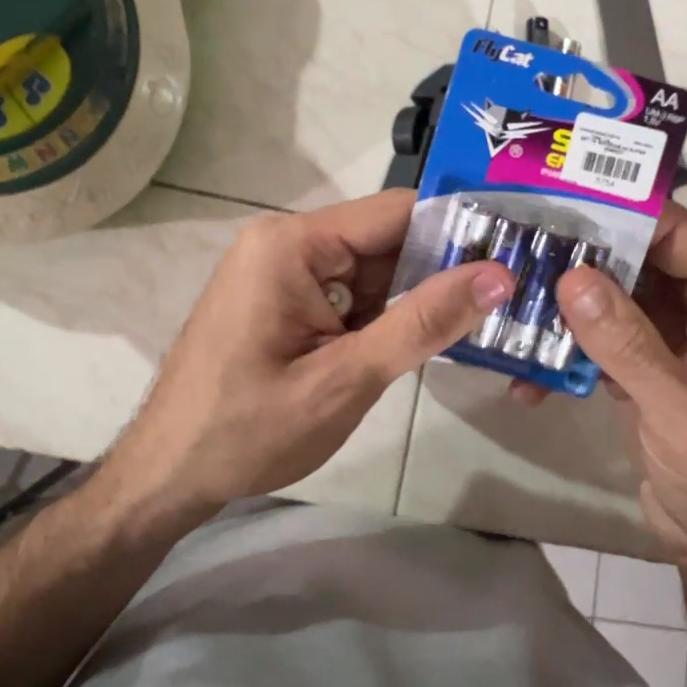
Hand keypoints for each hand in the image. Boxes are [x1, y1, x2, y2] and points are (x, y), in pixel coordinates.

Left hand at [112, 190, 515, 510]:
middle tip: (515, 297)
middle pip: (386, 240)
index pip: (396, 212)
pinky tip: (426, 339)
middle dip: (443, 269)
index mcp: (292, 244)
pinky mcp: (281, 300)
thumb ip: (423, 322)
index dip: (460, 229)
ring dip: (416, 298)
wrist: (168, 474)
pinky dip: (384, 316)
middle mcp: (285, 242)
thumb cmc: (248, 430)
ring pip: (372, 270)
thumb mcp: (345, 379)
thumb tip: (499, 274)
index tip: (518, 251)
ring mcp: (280, 271)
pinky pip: (347, 294)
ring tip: (488, 320)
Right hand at [530, 203, 686, 623]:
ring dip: (563, 311)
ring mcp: (671, 345)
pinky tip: (524, 378)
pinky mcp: (644, 378)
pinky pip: (598, 349)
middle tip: (514, 244)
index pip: (678, 236)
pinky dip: (565, 358)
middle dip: (580, 261)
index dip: (622, 213)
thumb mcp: (681, 409)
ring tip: (507, 304)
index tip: (558, 197)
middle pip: (636, 265)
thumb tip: (572, 275)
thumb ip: (627, 343)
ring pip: (610, 306)